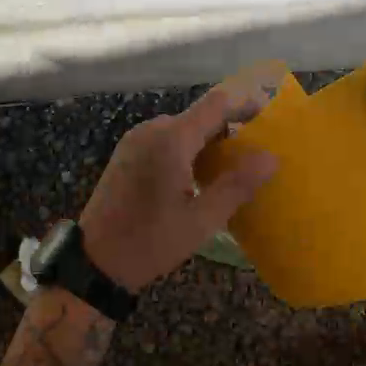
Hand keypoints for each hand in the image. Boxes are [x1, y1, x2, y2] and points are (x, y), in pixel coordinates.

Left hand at [80, 86, 279, 291]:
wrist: (93, 261)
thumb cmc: (150, 241)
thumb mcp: (201, 220)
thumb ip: (237, 185)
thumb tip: (271, 157)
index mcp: (171, 138)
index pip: (216, 104)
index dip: (245, 105)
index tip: (268, 120)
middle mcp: (152, 129)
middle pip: (200, 117)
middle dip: (228, 133)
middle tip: (253, 159)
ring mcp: (135, 139)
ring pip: (182, 130)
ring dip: (207, 144)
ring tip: (229, 174)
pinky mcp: (126, 153)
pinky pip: (164, 140)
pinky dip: (186, 151)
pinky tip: (196, 180)